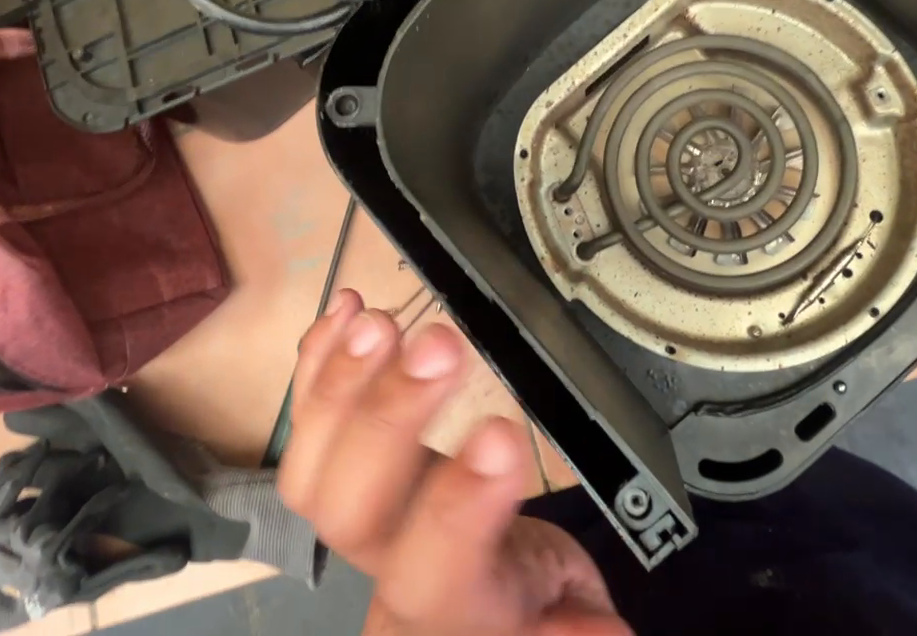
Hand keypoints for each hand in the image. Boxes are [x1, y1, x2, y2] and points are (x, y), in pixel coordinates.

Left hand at [279, 288, 630, 635]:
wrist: (461, 598)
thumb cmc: (518, 594)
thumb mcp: (565, 607)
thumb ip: (574, 622)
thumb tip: (611, 634)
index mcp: (451, 604)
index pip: (438, 571)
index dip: (459, 508)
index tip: (500, 433)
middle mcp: (384, 563)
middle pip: (352, 511)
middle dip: (389, 420)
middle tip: (438, 344)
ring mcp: (353, 514)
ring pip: (312, 465)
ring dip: (343, 384)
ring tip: (378, 323)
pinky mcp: (334, 467)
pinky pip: (305, 423)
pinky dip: (319, 363)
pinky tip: (343, 312)